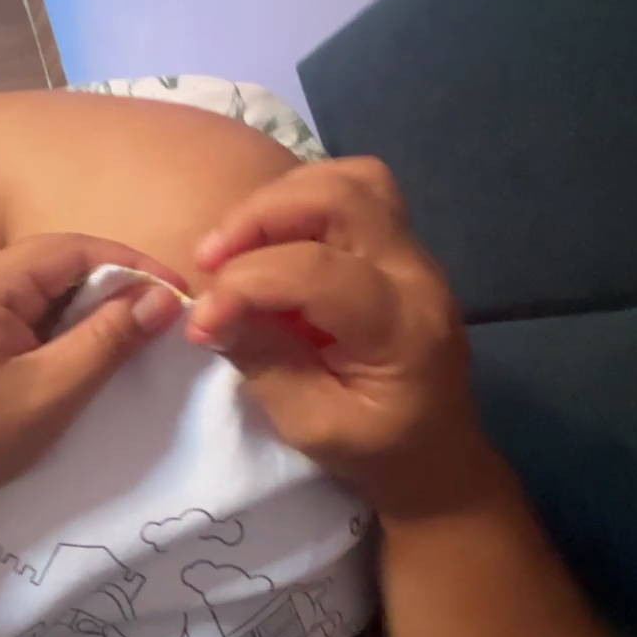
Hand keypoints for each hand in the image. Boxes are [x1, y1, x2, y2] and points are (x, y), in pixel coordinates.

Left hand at [0, 233, 183, 503]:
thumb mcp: (51, 391)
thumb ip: (108, 340)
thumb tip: (163, 301)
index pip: (72, 249)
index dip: (131, 265)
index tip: (177, 294)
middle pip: (56, 263)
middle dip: (112, 285)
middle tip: (159, 318)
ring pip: (42, 288)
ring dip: (88, 307)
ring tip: (132, 333)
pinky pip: (23, 310)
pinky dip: (60, 325)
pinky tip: (86, 348)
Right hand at [187, 158, 489, 515]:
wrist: (436, 456)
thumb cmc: (375, 451)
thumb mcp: (310, 426)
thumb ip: (263, 362)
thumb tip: (209, 314)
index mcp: (399, 328)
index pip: (315, 272)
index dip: (243, 286)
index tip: (200, 322)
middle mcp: (415, 274)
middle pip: (343, 196)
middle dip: (259, 216)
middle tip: (208, 258)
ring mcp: (412, 254)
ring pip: (351, 179)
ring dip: (280, 200)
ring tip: (233, 243)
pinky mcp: (396, 250)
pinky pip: (353, 193)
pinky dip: (298, 202)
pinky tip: (266, 238)